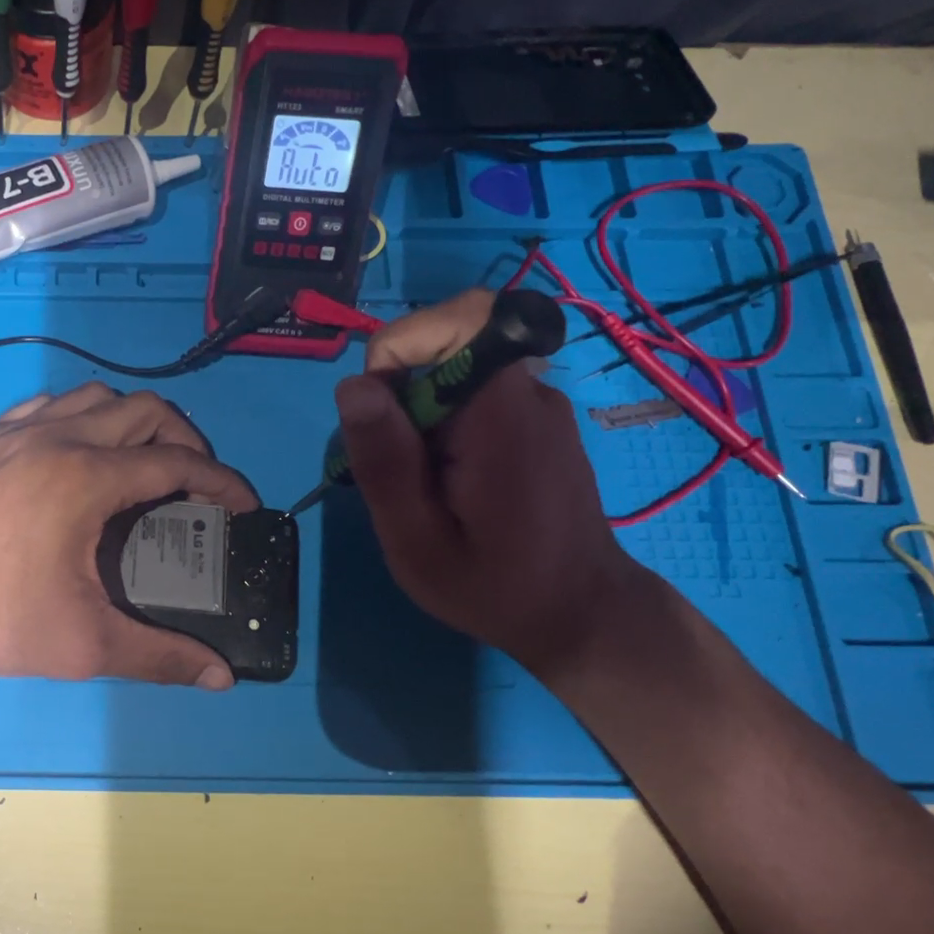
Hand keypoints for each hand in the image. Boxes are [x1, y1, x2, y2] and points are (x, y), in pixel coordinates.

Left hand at [0, 383, 258, 690]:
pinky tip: (71, 459)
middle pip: (142, 410)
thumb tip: (221, 679)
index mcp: (85, 477)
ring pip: (90, 397)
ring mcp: (7, 432)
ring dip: (130, 421)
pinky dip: (77, 420)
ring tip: (140, 464)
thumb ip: (159, 657)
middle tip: (197, 480)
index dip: (222, 481)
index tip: (245, 504)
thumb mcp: (82, 645)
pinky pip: (44, 408)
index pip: (177, 462)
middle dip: (185, 437)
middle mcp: (52, 437)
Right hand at [336, 291, 652, 674]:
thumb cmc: (494, 586)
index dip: (402, 346)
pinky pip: (474, 397)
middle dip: (398, 395)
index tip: (377, 412)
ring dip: (417, 418)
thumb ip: (385, 462)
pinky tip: (447, 486)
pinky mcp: (536, 421)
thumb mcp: (417, 539)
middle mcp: (529, 391)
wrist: (581, 614)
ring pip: (455, 374)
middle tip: (393, 467)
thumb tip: (352, 385)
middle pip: (447, 346)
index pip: (459, 319)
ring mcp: (538, 404)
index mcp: (502, 412)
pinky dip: (442, 428)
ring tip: (420, 487)